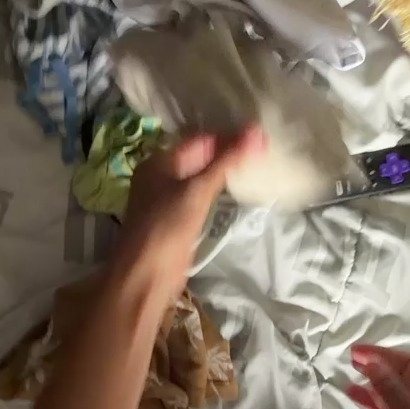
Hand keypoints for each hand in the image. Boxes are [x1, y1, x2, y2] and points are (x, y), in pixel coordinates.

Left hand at [112, 125, 265, 295]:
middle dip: (229, 154)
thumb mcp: (197, 190)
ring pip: (201, 178)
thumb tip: (256, 132)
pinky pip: (202, 197)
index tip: (259, 137)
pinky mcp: (178, 220)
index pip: (200, 140)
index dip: (228, 137)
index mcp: (159, 162)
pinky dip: (219, 192)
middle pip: (200, 157)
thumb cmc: (166, 227)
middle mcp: (161, 176)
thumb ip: (226, 161)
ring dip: (226, 173)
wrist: (145, 275)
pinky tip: (239, 191)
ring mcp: (169, 199)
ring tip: (258, 167)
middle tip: (264, 151)